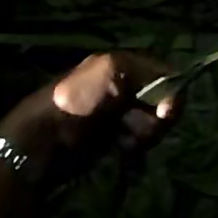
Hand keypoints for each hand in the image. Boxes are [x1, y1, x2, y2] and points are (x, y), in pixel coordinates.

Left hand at [0, 52, 178, 180]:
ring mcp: (118, 116)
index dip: (171, 91)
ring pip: (152, 126)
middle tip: (136, 128)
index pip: (165, 74)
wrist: (45, 141)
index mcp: (121, 65)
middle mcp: (122, 87)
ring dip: (145, 135)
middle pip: (162, 102)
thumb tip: (172, 99)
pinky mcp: (113, 142)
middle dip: (156, 118)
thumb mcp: (113, 70)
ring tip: (124, 142)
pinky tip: (121, 152)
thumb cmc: (78, 99)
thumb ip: (149, 73)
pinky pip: (139, 144)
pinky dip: (135, 149)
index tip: (166, 111)